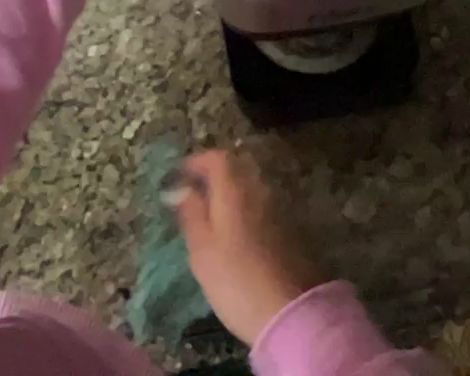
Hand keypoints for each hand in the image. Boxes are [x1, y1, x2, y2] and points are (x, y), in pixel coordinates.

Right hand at [168, 149, 317, 344]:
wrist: (291, 311)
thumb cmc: (236, 280)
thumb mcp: (201, 250)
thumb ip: (190, 213)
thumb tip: (181, 188)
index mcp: (235, 188)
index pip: (216, 157)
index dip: (195, 163)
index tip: (178, 178)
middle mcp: (260, 187)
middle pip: (236, 166)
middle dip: (213, 173)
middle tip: (194, 193)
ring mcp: (279, 205)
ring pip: (251, 184)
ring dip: (231, 190)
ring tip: (212, 213)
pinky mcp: (291, 225)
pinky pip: (263, 202)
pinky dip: (247, 205)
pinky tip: (237, 229)